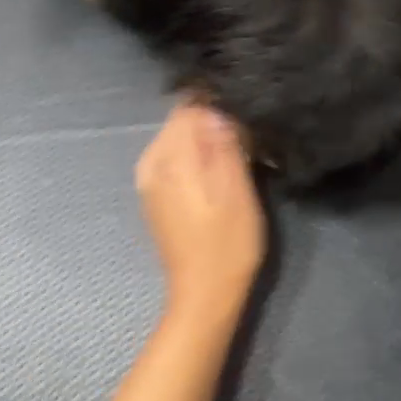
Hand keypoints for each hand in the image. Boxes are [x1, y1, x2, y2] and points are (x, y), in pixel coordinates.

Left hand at [134, 101, 267, 321]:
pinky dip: (200, 156)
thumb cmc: (228, 243)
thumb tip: (218, 109)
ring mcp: (151, 179)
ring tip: (240, 155)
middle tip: (249, 141)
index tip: (247, 123)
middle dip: (216, 121)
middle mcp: (151, 162)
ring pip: (182, 137)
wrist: (205, 294)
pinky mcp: (158, 194)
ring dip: (210, 139)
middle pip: (184, 119)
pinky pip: (178, 156)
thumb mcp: (236, 190)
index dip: (222, 107)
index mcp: (168, 158)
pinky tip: (223, 173)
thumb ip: (223, 144)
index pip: (191, 105)